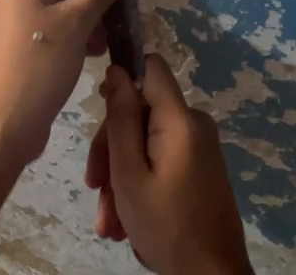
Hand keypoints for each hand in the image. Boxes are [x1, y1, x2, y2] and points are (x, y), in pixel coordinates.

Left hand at [0, 0, 135, 166]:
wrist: (6, 123)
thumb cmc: (42, 66)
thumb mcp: (76, 24)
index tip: (125, 14)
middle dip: (94, 12)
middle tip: (113, 37)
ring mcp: (12, 25)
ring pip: (60, 17)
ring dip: (85, 30)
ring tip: (101, 51)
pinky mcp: (15, 50)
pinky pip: (49, 36)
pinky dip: (69, 43)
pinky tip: (84, 60)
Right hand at [87, 55, 252, 274]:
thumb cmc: (167, 227)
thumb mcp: (129, 174)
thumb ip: (120, 118)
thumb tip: (116, 70)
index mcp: (180, 119)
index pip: (151, 67)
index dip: (123, 75)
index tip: (99, 102)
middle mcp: (194, 125)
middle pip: (141, 112)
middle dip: (112, 148)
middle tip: (94, 188)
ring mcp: (199, 149)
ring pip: (146, 143)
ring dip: (121, 177)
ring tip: (108, 221)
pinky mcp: (200, 170)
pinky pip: (161, 161)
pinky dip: (140, 184)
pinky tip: (124, 221)